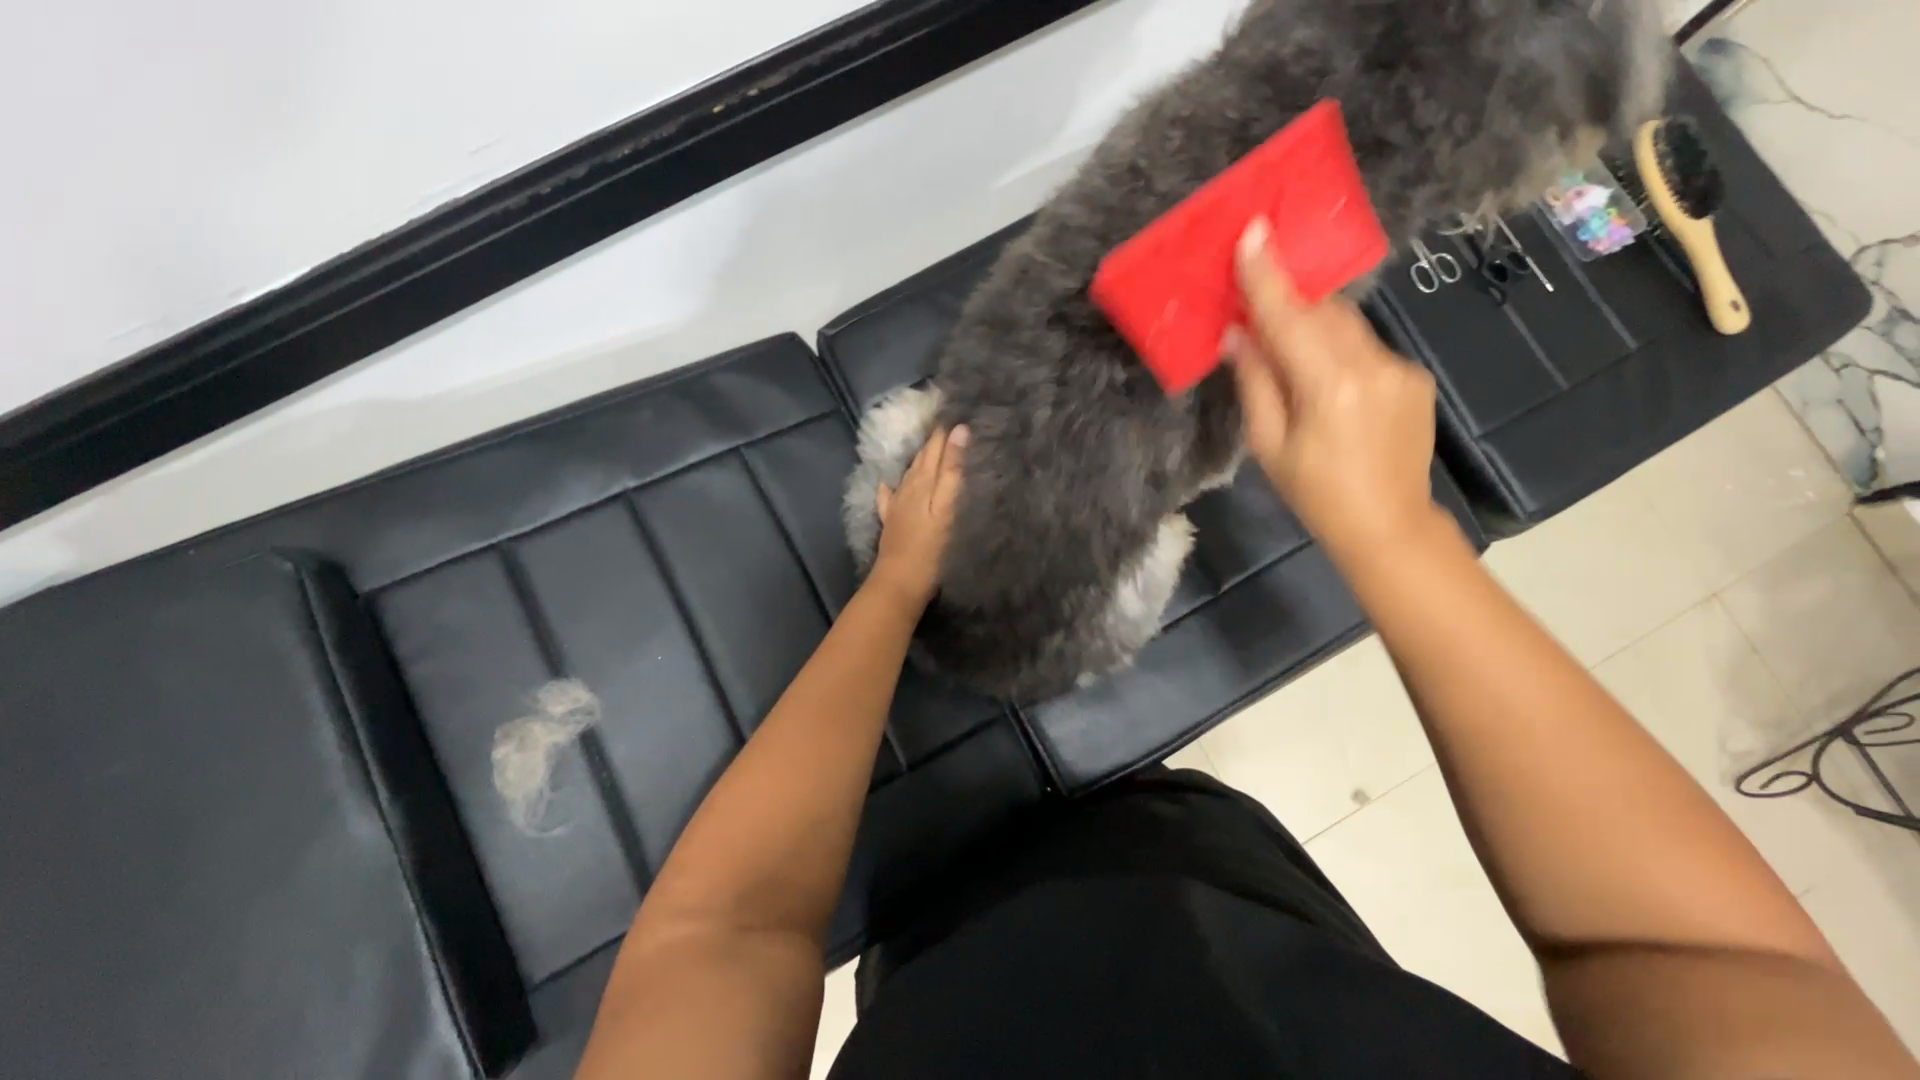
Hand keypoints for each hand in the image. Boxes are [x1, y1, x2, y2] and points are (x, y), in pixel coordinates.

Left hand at [870, 425, 968, 607]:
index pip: (937, 446)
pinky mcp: (892, 523)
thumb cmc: (931, 549)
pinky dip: (893, 486)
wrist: (899, 583)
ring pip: (910, 473)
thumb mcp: (947, 507)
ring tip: (932, 444)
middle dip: (935, 438)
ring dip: (921, 457)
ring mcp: (897, 506)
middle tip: (949, 419)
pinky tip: (889, 483)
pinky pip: (890, 497)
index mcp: (924, 481)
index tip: (958, 406)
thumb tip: (959, 430)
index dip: (947, 427)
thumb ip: (952, 470)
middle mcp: (908, 487)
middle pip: (923, 456)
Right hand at [1225, 218, 1444, 560]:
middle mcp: (1373, 366)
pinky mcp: (1413, 377)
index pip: (1290, 318)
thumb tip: (1239, 334)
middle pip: (1323, 313)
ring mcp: (1401, 368)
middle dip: (1289, 305)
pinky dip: (1339, 352)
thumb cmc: (1317, 494)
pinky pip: (1366, 348)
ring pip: (1347, 327)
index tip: (1253, 233)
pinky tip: (1329, 386)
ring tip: (1289, 352)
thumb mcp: (1270, 446)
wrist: (1389, 526)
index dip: (1267, 276)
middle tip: (1257, 308)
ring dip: (1314, 329)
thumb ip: (1256, 383)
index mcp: (1331, 387)